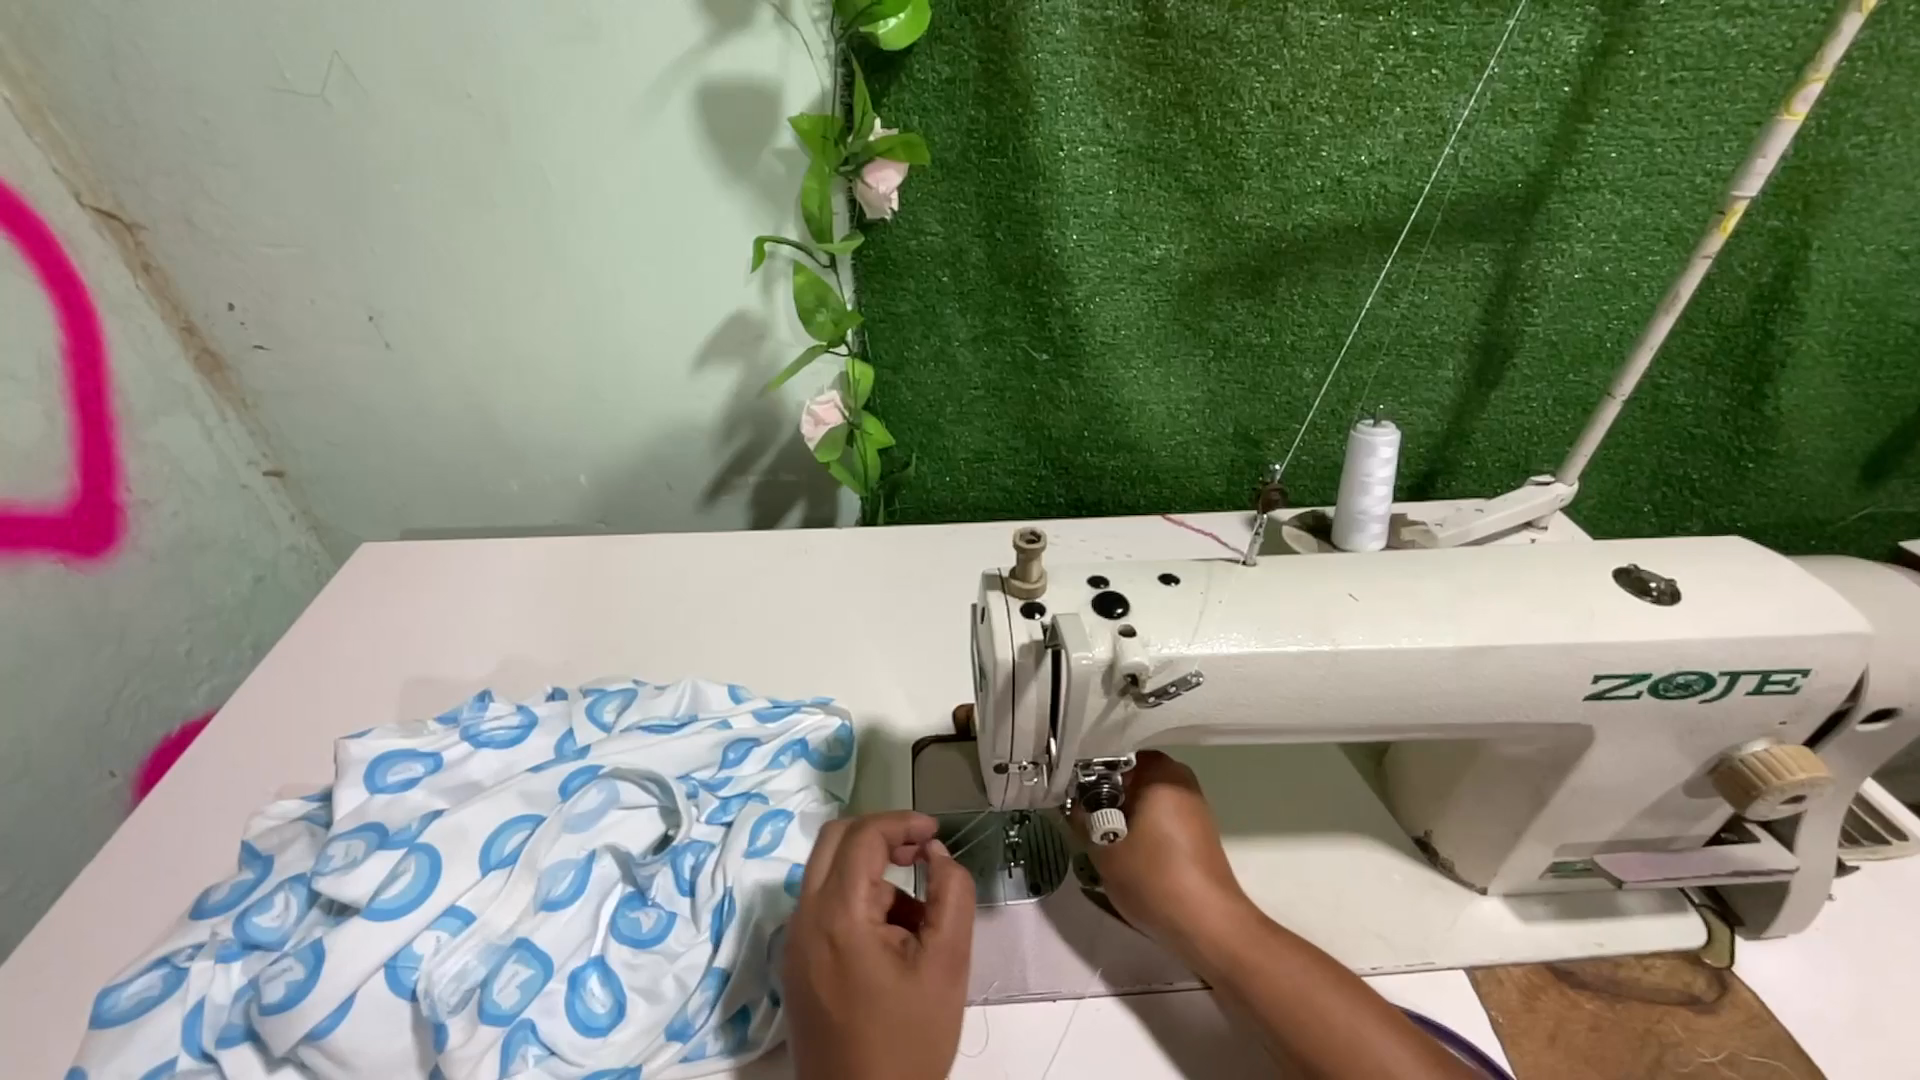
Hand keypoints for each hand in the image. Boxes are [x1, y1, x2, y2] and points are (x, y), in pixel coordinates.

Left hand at [783, 810, 975, 1079]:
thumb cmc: (909, 1040)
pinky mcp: (795, 963)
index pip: (863, 836)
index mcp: (836, 914)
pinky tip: (894, 943)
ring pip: (829, 874)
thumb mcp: (947, 964)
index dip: (902, 822)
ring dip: (874, 875)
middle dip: (882, 836)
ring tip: (919, 922)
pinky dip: (859, 902)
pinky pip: (824, 907)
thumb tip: (935, 853)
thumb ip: (951, 894)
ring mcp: (793, 942)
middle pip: (834, 841)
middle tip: (921, 852)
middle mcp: (803, 918)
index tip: (937, 832)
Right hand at [1076, 750, 1255, 952]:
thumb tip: (1072, 803)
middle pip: (1127, 774)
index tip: (1064, 788)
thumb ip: (1080, 817)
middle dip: (1100, 791)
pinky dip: (1137, 824)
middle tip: (1075, 812)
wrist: (1207, 926)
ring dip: (1118, 810)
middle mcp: (1180, 778)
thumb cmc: (1153, 878)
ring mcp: (1191, 805)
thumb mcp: (1102, 848)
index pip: (1111, 753)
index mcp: (1160, 770)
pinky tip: (1122, 847)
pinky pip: (1157, 814)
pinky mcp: (1195, 830)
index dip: (1082, 769)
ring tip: (1094, 833)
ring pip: (1142, 796)